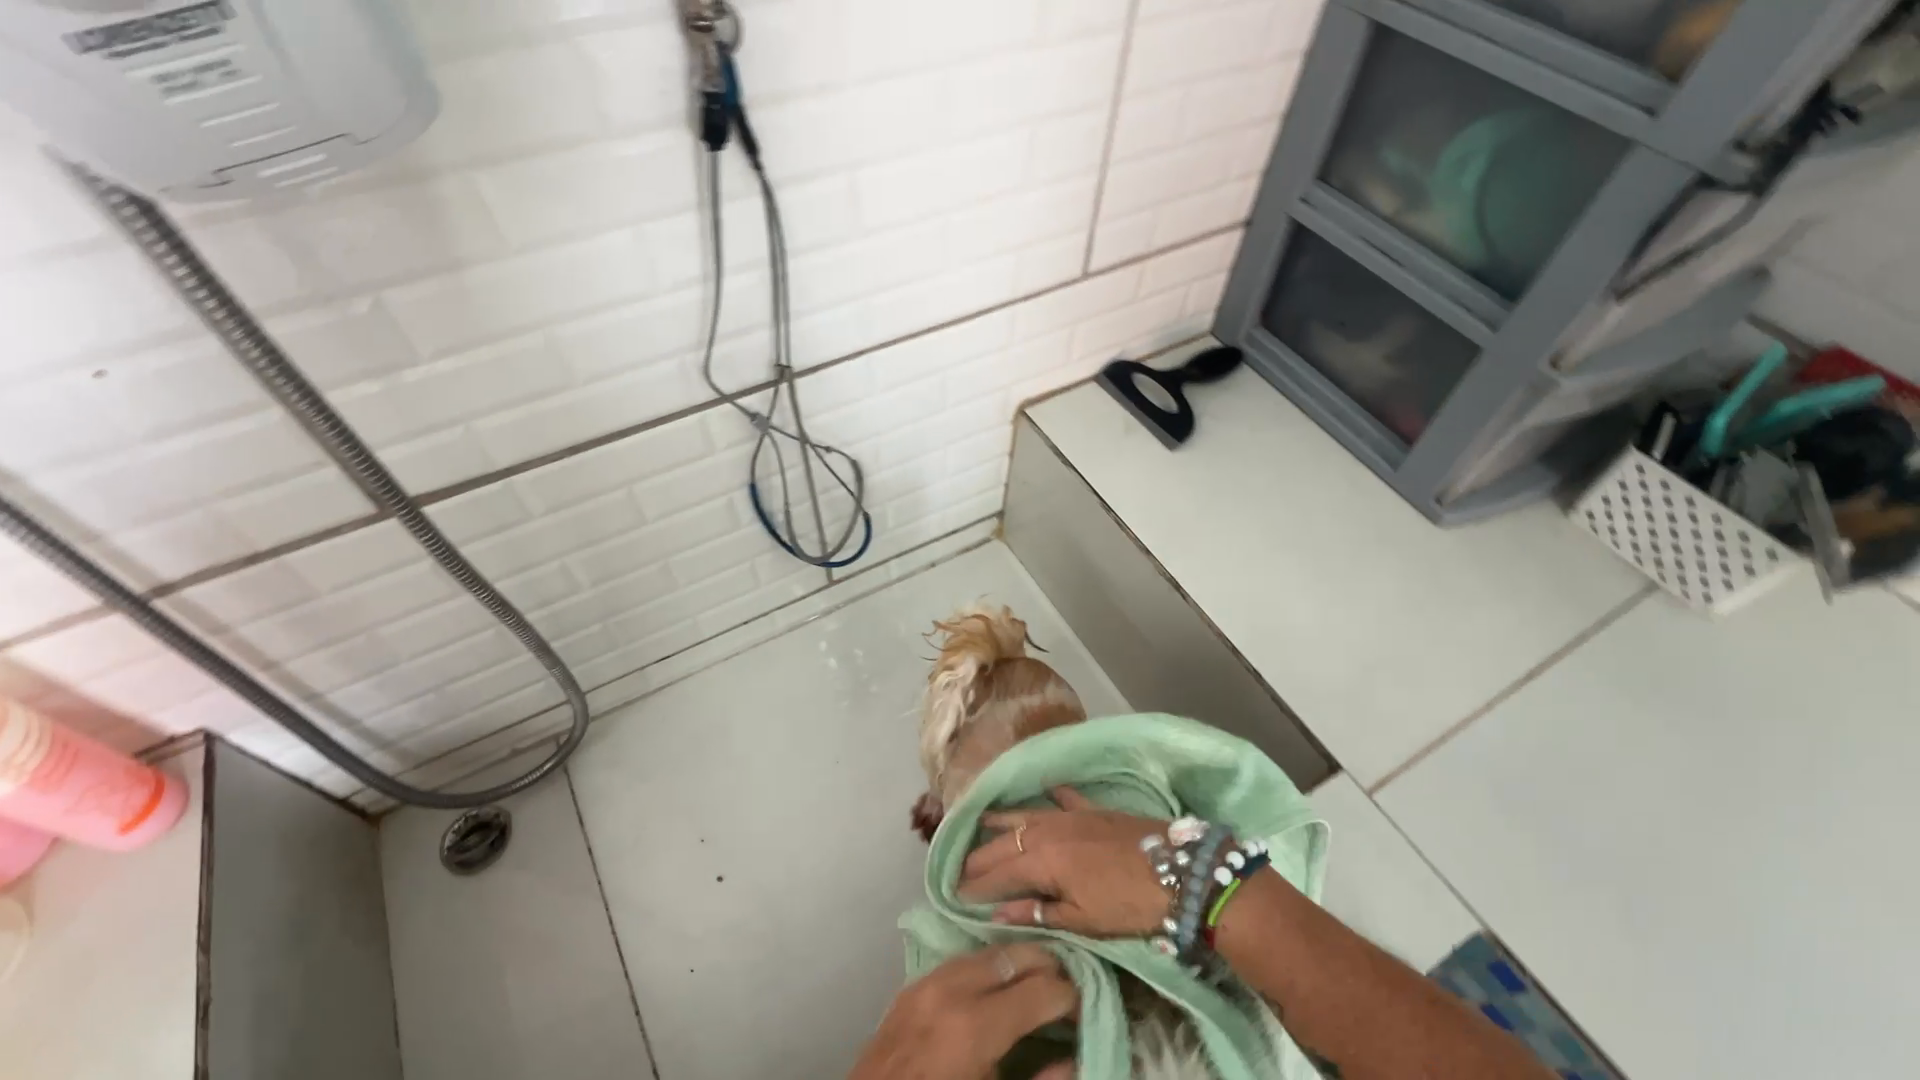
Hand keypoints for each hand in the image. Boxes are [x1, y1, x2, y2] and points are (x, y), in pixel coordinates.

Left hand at [848, 944, 1077, 1079]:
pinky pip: (960, 962)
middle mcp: (950, 991)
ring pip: (987, 951)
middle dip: (1050, 967)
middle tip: (1070, 989)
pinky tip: (999, 987)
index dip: (1073, 997)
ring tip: (1040, 984)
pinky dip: (988, 967)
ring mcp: (926, 984)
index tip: (1088, 1010)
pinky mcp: (910, 988)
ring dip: (1019, 962)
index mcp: (974, 1027)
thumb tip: (1075, 1057)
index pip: (1042, 988)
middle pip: (1016, 955)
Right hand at [957, 787, 1171, 937]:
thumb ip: (1037, 912)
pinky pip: (1065, 798)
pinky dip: (1052, 795)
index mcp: (1041, 860)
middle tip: (958, 867)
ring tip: (980, 820)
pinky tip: (1045, 789)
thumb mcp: (1082, 920)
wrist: (1180, 873)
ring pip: (1026, 815)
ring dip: (1003, 820)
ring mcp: (1071, 815)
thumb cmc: (1128, 904)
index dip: (974, 885)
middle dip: (979, 856)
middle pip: (1004, 842)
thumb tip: (996, 912)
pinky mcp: (1095, 809)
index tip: (953, 894)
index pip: (997, 874)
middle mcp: (1048, 830)